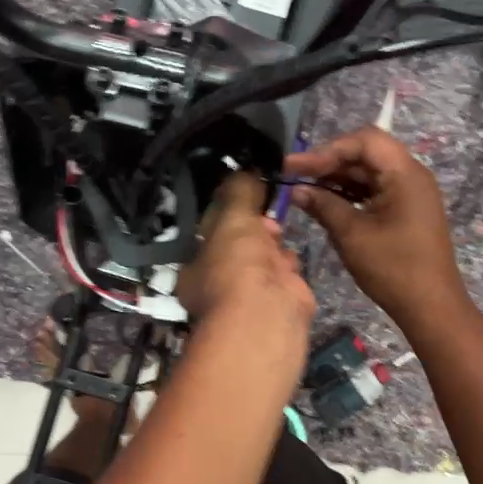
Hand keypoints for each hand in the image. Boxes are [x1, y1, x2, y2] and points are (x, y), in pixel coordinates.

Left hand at [178, 172, 314, 346]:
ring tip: (275, 235)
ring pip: (263, 255)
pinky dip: (287, 263)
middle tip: (262, 217)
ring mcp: (249, 293)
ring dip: (272, 244)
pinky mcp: (279, 299)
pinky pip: (283, 271)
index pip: (211, 231)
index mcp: (194, 267)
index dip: (228, 211)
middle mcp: (218, 282)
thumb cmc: (237, 264)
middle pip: (240, 242)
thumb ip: (238, 191)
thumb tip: (245, 170)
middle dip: (254, 227)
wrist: (268, 313)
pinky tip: (288, 260)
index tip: (243, 196)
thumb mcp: (232, 217)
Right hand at [286, 127, 468, 328]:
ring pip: (367, 173)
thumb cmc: (393, 268)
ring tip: (302, 190)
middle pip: (365, 154)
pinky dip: (348, 194)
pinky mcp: (405, 211)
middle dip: (328, 162)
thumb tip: (296, 191)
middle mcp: (410, 176)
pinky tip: (324, 203)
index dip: (327, 149)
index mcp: (405, 173)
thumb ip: (323, 205)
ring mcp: (409, 194)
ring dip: (336, 179)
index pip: (364, 140)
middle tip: (293, 176)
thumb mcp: (352, 235)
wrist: (431, 306)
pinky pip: (373, 191)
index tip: (297, 166)